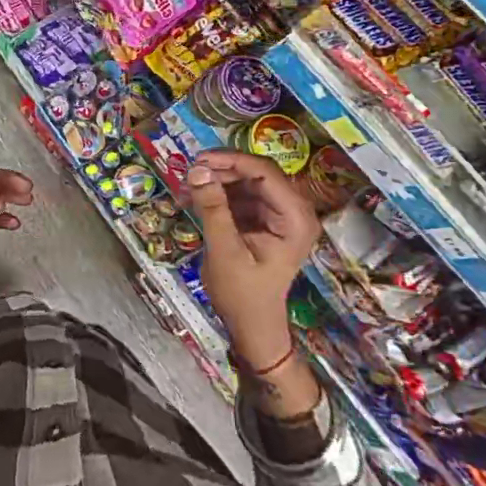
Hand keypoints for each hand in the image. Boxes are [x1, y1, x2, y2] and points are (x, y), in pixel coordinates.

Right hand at [182, 150, 320, 370]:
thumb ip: (213, 209)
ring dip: (219, 182)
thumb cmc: (243, 294)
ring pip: (248, 183)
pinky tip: (198, 197)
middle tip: (191, 171)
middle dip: (223, 171)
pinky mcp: (266, 221)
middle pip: (258, 175)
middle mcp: (295, 211)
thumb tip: (197, 170)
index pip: (266, 174)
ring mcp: (281, 215)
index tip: (200, 160)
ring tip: (189, 185)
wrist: (251, 326)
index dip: (232, 161)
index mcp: (295, 218)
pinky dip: (221, 195)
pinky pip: (244, 197)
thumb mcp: (225, 251)